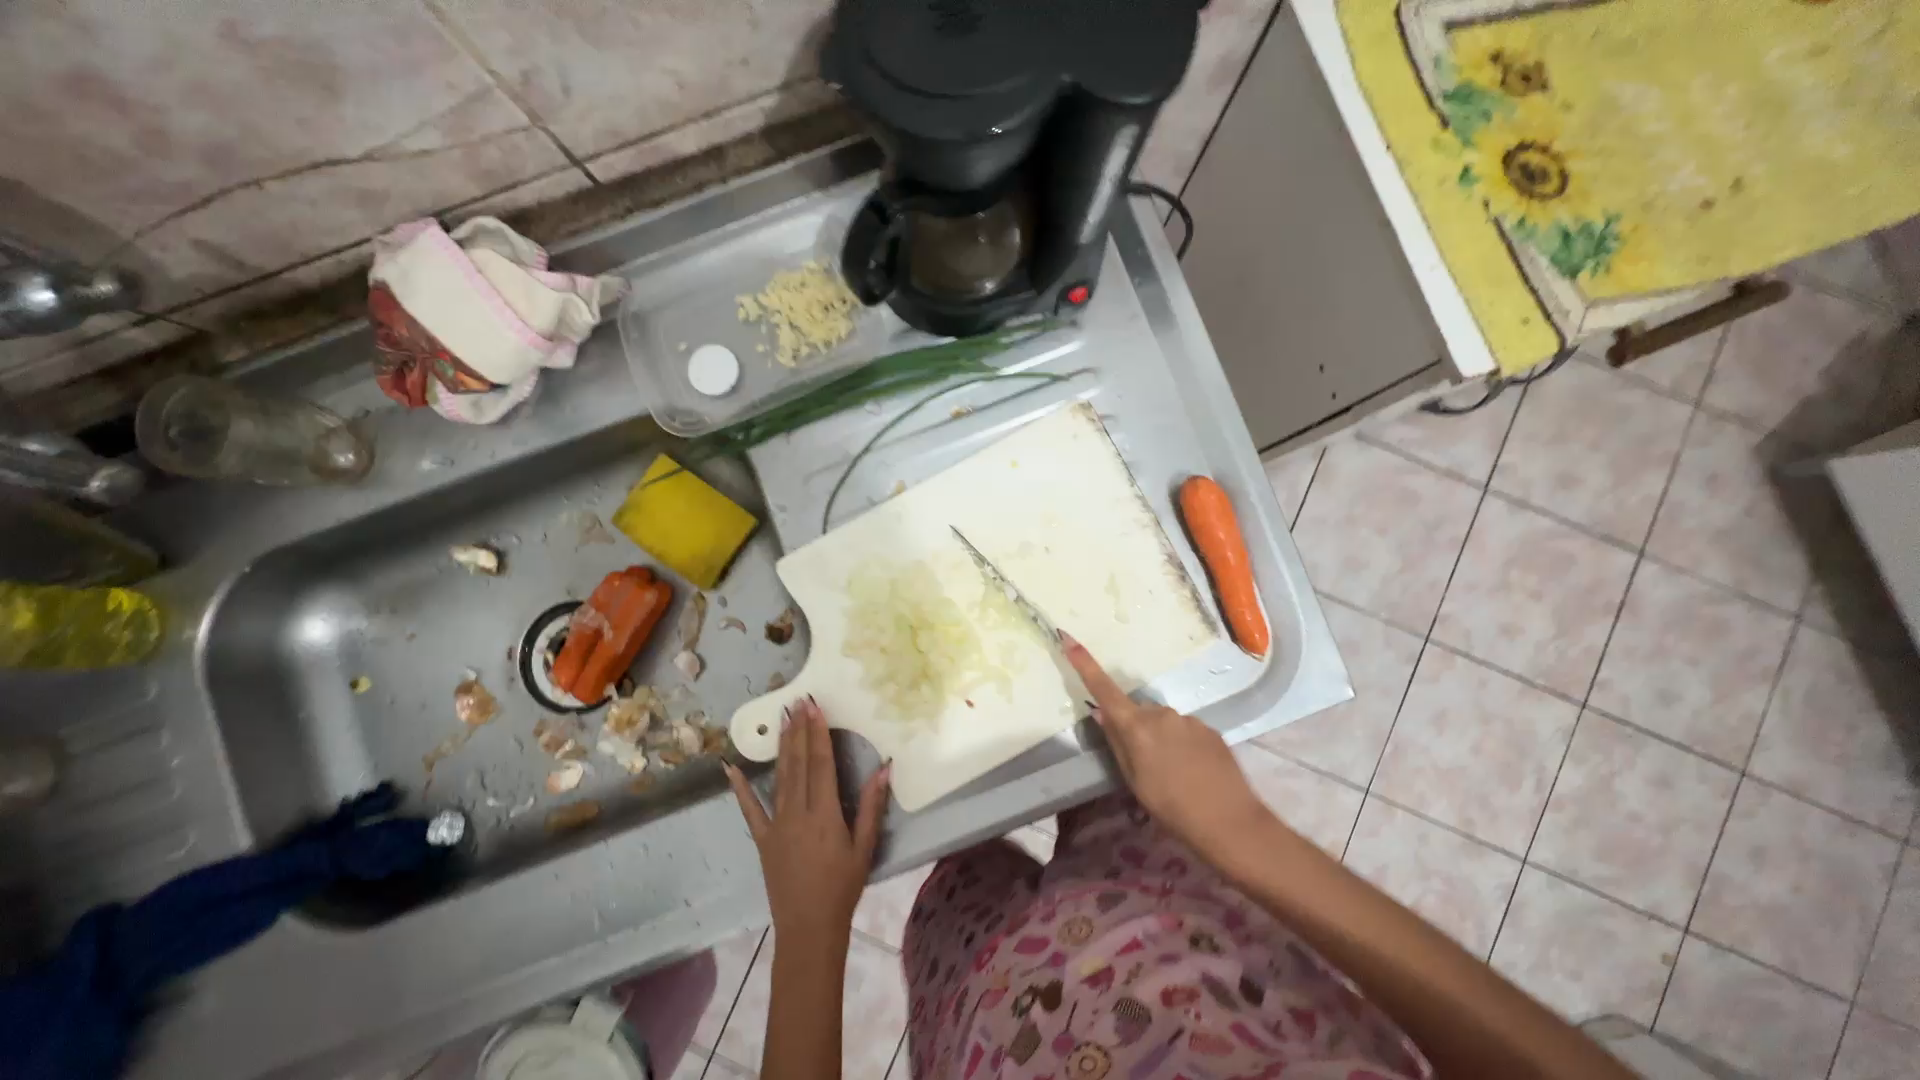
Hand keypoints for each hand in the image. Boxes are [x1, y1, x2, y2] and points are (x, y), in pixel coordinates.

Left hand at [724, 696, 890, 940]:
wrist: (809, 927)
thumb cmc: (843, 888)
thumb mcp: (865, 848)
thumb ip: (871, 806)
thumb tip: (884, 768)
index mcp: (825, 814)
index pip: (821, 763)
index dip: (818, 733)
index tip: (815, 708)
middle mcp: (797, 813)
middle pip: (798, 763)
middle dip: (798, 730)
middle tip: (797, 701)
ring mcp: (776, 825)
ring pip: (779, 777)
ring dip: (781, 747)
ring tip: (781, 719)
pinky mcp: (762, 839)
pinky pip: (749, 810)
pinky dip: (740, 788)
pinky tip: (730, 768)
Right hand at [1063, 632, 1277, 866]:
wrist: (1229, 821)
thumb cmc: (1171, 807)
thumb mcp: (1134, 781)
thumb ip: (1117, 743)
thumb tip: (1101, 713)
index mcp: (1137, 726)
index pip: (1104, 690)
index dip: (1084, 664)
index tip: (1068, 638)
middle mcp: (1162, 713)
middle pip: (1138, 713)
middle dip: (1135, 730)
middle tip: (1143, 767)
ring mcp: (1189, 719)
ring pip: (1163, 723)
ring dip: (1160, 741)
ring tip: (1172, 776)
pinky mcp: (1209, 729)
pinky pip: (1185, 731)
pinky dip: (1181, 747)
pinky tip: (1192, 773)